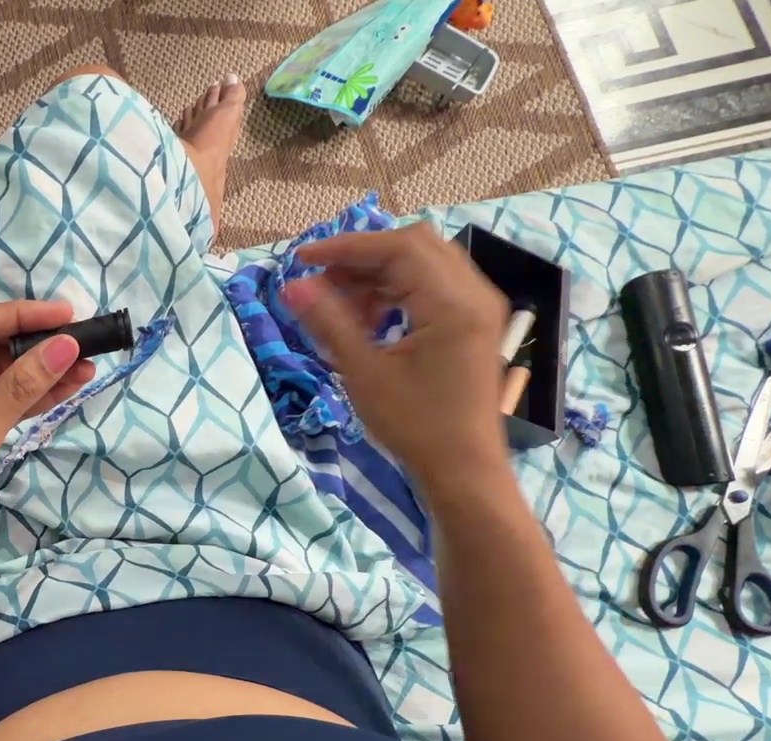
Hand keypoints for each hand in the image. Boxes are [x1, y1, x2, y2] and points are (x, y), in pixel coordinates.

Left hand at [0, 300, 93, 562]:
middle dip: (35, 344)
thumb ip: (20, 388)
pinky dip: (31, 397)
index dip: (19, 315)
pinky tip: (67, 388)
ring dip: (40, 372)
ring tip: (87, 366)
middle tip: (82, 339)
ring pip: (0, 376)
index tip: (65, 314)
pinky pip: (1, 401)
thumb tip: (65, 345)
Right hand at [280, 224, 510, 483]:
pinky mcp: (472, 322)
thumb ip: (329, 323)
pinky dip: (395, 290)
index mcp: (452, 303)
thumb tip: (292, 287)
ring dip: (377, 274)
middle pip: (415, 246)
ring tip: (338, 305)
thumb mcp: (363, 373)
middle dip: (362, 257)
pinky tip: (367, 319)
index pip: (399, 248)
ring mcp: (478, 306)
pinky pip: (432, 286)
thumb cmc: (413, 424)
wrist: (461, 465)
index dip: (347, 247)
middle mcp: (474, 293)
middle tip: (319, 282)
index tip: (302, 259)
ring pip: (424, 264)